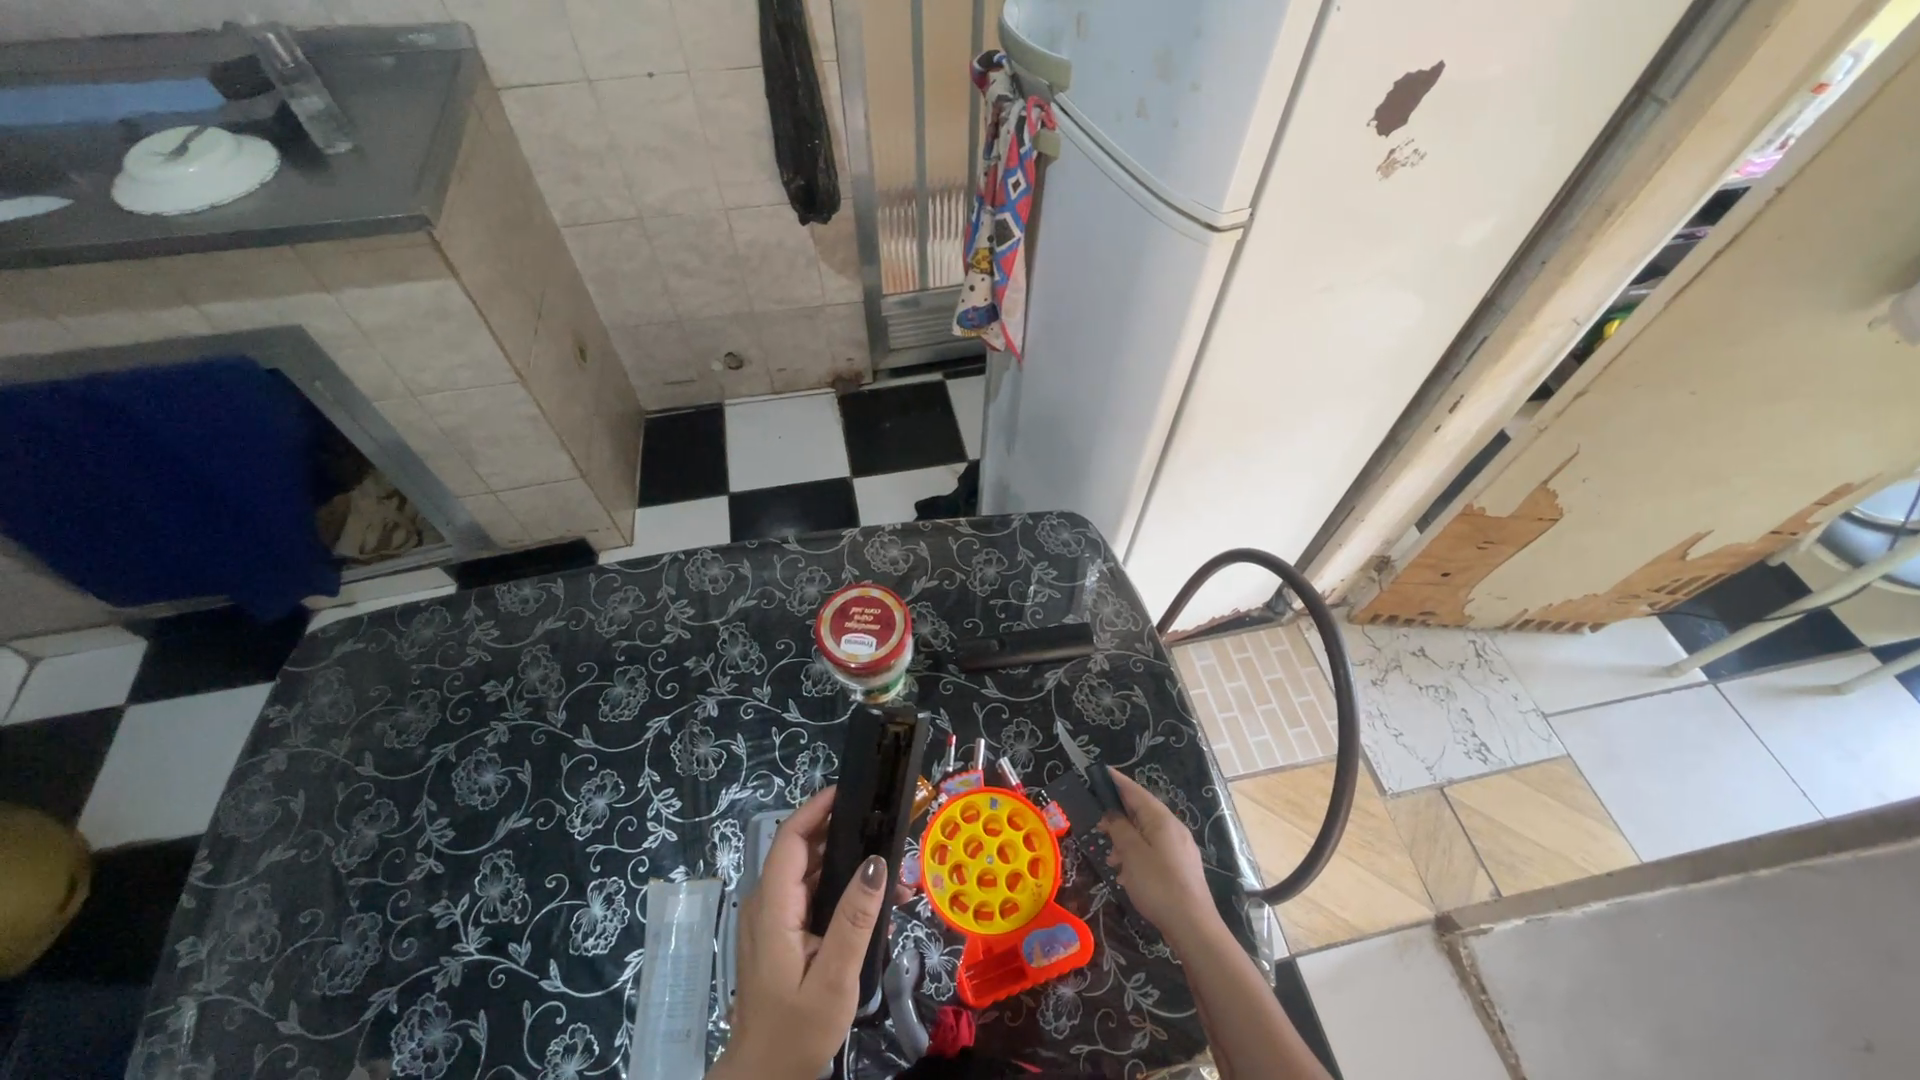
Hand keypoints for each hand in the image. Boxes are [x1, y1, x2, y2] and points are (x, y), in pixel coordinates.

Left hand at [711, 787, 900, 1079]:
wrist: (764, 1076)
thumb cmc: (796, 1030)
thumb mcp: (834, 979)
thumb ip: (855, 919)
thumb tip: (876, 862)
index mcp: (773, 908)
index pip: (790, 839)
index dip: (817, 809)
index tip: (851, 790)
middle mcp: (767, 904)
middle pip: (801, 850)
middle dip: (844, 834)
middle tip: (888, 831)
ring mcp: (772, 920)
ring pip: (809, 873)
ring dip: (846, 864)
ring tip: (893, 868)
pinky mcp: (782, 935)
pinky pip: (810, 896)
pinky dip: (840, 889)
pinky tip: (874, 901)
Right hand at [1097, 769, 1219, 945]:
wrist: (1193, 925)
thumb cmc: (1158, 884)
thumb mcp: (1132, 854)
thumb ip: (1119, 828)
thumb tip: (1112, 813)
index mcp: (1162, 820)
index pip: (1136, 792)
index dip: (1117, 782)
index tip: (1100, 773)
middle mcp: (1174, 829)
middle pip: (1142, 812)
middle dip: (1119, 816)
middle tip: (1097, 823)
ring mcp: (1180, 848)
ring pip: (1147, 834)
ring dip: (1126, 840)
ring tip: (1110, 857)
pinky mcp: (1181, 867)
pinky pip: (1154, 851)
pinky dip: (1137, 855)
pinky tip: (1127, 874)